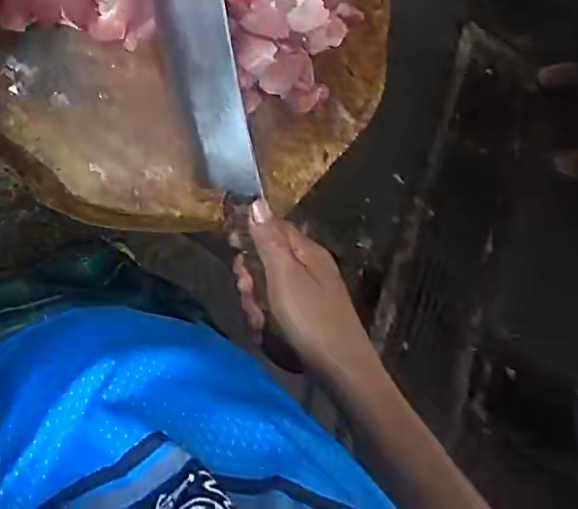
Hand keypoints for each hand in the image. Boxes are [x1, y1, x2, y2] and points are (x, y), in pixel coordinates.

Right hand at [243, 200, 374, 377]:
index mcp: (306, 251)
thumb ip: (268, 238)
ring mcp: (307, 293)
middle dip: (248, 275)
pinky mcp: (304, 316)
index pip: (270, 225)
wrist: (344, 376)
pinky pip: (274, 306)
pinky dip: (265, 317)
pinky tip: (264, 332)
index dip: (248, 233)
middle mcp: (308, 267)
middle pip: (263, 257)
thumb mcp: (283, 275)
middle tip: (247, 292)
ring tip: (257, 320)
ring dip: (253, 300)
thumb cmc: (311, 319)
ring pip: (264, 284)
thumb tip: (257, 201)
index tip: (233, 248)